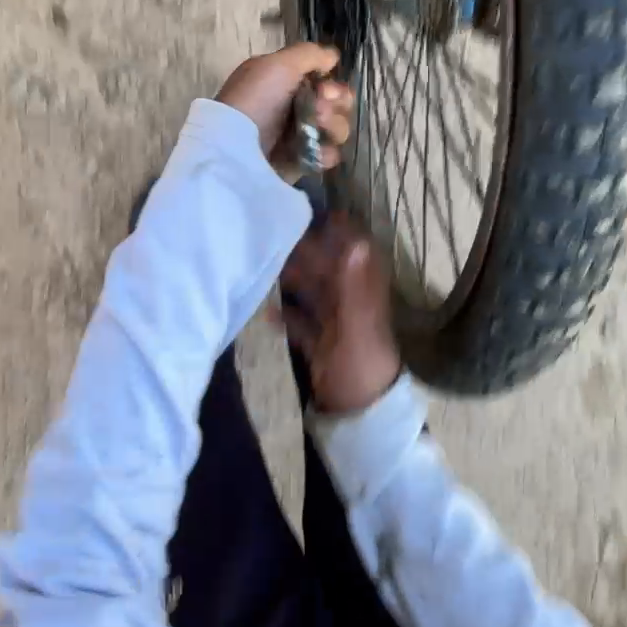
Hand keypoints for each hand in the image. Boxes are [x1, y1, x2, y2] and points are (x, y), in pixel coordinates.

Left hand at [214, 44, 354, 180]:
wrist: (235, 145)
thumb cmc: (255, 99)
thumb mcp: (277, 64)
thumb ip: (309, 54)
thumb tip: (332, 57)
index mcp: (285, 82)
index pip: (325, 81)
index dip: (333, 85)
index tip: (324, 89)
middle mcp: (293, 106)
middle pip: (337, 105)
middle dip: (336, 105)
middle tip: (320, 110)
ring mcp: (296, 135)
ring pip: (336, 129)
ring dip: (333, 127)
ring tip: (316, 128)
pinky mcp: (298, 161)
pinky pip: (325, 155)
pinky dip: (325, 154)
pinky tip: (316, 153)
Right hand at [280, 214, 402, 414]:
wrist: (361, 417)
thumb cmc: (362, 366)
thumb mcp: (356, 325)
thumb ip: (353, 285)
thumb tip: (357, 240)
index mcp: (364, 296)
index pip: (352, 254)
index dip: (339, 232)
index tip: (314, 209)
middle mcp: (350, 306)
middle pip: (326, 272)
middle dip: (304, 253)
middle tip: (273, 233)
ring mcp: (334, 326)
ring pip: (311, 294)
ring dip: (291, 281)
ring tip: (262, 264)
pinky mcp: (320, 346)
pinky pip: (301, 324)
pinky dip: (286, 316)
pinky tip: (266, 311)